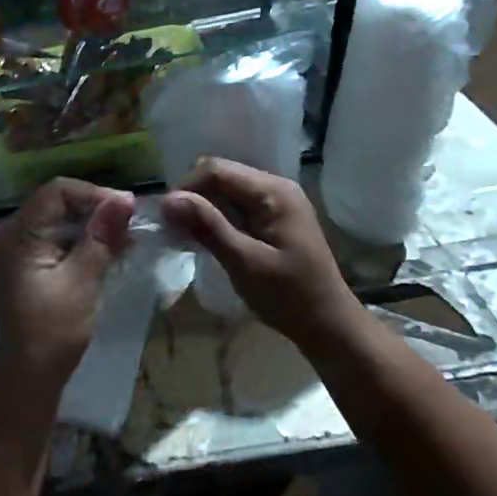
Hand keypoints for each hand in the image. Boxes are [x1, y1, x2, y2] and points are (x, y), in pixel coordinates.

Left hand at [0, 178, 134, 399]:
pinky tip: (113, 253)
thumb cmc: (54, 328)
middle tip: (132, 226)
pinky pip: (60, 240)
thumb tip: (125, 199)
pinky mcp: (32, 266)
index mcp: (19, 234)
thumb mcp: (83, 279)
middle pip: (60, 203)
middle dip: (98, 210)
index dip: (95, 195)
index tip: (127, 211)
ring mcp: (22, 251)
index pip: (58, 191)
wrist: (29, 377)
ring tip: (128, 241)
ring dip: (95, 227)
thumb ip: (102, 235)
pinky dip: (86, 243)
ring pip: (63, 221)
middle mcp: (15, 234)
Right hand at [162, 158, 362, 350]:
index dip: (187, 188)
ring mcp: (279, 201)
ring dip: (205, 208)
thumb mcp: (244, 262)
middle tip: (176, 230)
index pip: (217, 170)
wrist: (329, 325)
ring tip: (188, 236)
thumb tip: (168, 200)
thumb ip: (208, 226)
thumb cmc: (289, 296)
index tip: (168, 219)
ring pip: (228, 190)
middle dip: (194, 196)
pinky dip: (220, 217)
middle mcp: (277, 187)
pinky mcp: (276, 218)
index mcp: (273, 192)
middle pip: (222, 175)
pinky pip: (239, 205)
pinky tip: (210, 239)